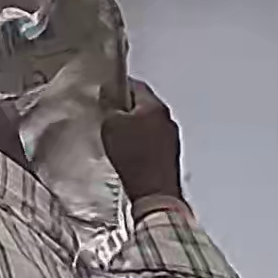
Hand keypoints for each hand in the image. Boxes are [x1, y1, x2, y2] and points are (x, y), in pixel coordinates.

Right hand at [100, 78, 183, 202]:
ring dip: (134, 124)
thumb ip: (109, 104)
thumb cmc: (134, 157)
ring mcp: (171, 137)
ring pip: (148, 121)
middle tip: (109, 113)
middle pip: (143, 104)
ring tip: (116, 135)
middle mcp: (167, 119)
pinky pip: (152, 138)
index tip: (107, 90)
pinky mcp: (170, 153)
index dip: (117, 86)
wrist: (153, 192)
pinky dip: (140, 140)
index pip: (135, 85)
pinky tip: (128, 150)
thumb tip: (109, 94)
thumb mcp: (110, 124)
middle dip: (126, 107)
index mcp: (154, 106)